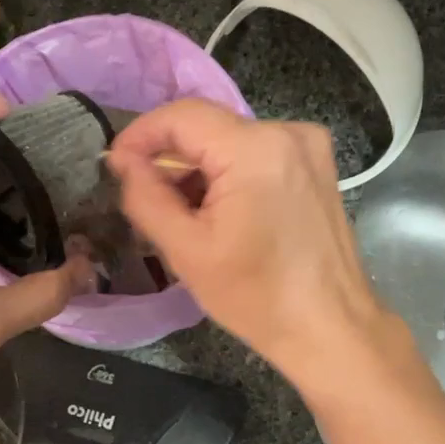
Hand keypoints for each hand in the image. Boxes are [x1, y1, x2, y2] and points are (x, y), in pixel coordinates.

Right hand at [108, 100, 403, 387]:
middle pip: (208, 128)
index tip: (115, 166)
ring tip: (183, 218)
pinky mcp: (317, 166)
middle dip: (171, 160)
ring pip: (231, 142)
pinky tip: (220, 217)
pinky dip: (230, 177)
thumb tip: (123, 161)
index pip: (182, 116)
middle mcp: (287, 132)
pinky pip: (257, 156)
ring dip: (199, 172)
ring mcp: (308, 147)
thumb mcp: (187, 251)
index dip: (140, 134)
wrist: (329, 327)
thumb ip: (147, 197)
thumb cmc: (256, 297)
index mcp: (255, 149)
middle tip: (146, 201)